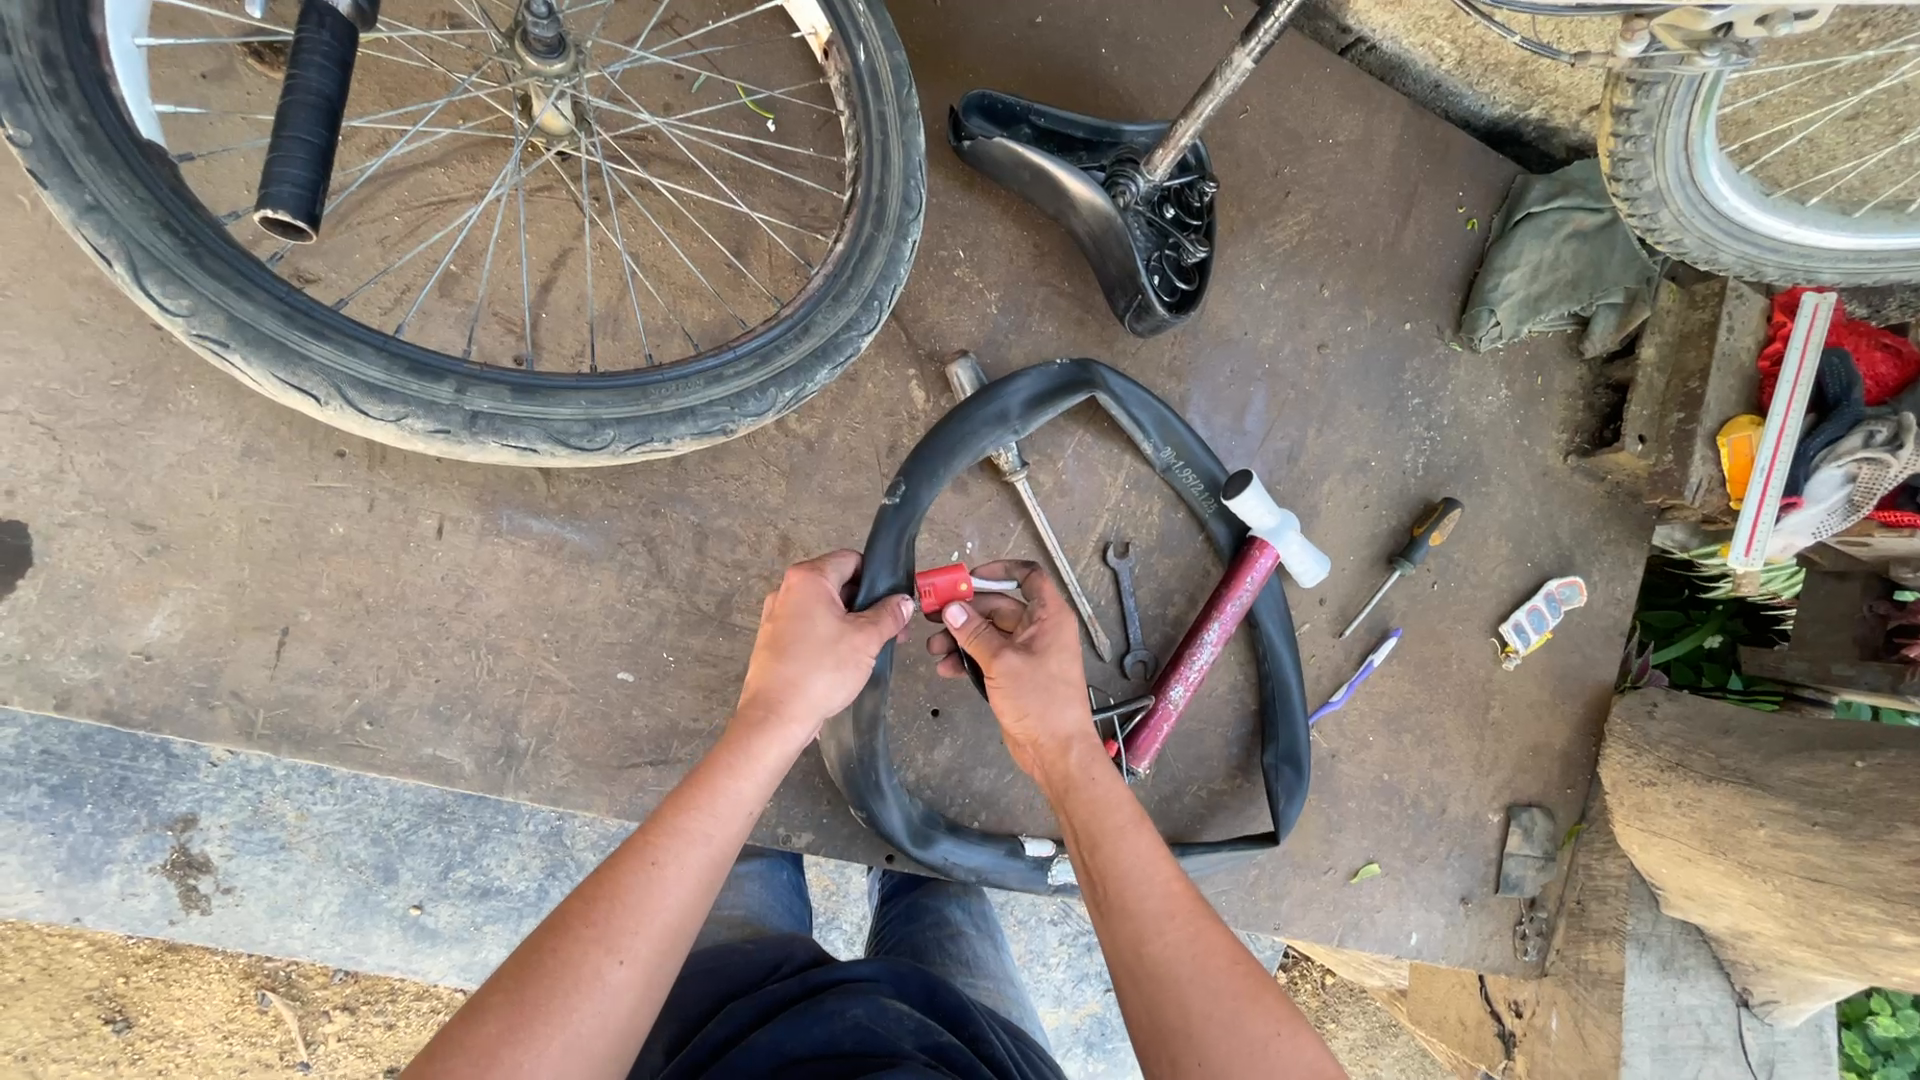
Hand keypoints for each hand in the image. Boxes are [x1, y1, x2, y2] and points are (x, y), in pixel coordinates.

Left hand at [734, 550, 914, 754]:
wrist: (776, 716)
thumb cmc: (820, 671)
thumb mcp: (866, 639)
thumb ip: (889, 614)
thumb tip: (903, 601)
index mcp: (808, 578)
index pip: (851, 559)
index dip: (877, 577)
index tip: (895, 600)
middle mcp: (787, 590)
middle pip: (837, 583)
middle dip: (867, 603)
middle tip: (891, 629)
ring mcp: (777, 615)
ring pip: (824, 607)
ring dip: (851, 622)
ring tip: (872, 647)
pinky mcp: (773, 640)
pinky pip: (809, 626)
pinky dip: (830, 635)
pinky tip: (846, 659)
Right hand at [926, 560, 1100, 781]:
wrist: (1055, 750)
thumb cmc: (1040, 701)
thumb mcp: (1002, 661)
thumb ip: (974, 632)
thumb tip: (952, 609)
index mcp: (1049, 616)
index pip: (1029, 576)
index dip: (1000, 570)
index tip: (969, 577)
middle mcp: (1039, 630)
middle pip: (998, 606)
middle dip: (966, 612)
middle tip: (934, 616)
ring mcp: (1027, 653)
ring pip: (988, 633)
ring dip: (961, 638)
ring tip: (934, 648)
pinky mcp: (1015, 674)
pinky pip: (987, 656)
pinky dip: (968, 659)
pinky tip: (947, 668)